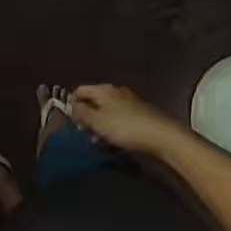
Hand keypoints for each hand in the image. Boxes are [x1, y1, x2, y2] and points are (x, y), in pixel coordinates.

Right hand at [68, 85, 189, 156]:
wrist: (161, 136)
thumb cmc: (125, 127)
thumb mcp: (97, 121)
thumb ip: (81, 112)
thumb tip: (71, 106)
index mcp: (104, 89)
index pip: (80, 90)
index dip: (71, 104)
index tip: (69, 121)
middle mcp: (116, 92)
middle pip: (93, 100)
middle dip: (86, 116)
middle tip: (82, 133)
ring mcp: (129, 102)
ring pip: (105, 111)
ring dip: (99, 124)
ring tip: (97, 140)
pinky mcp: (139, 114)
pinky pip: (118, 118)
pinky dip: (112, 127)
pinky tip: (113, 141)